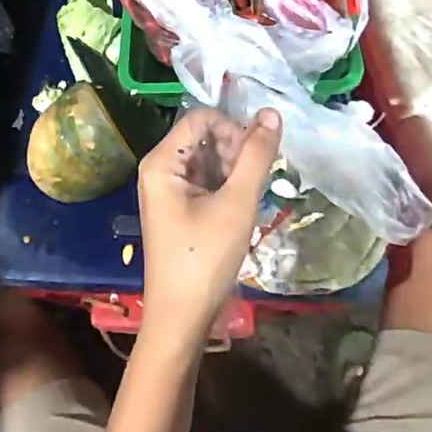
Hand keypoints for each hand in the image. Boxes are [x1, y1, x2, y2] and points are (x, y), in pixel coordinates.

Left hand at [136, 107, 280, 339]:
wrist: (181, 319)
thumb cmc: (205, 258)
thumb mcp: (237, 204)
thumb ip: (256, 156)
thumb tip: (272, 113)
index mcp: (162, 162)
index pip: (200, 118)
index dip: (231, 128)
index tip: (255, 157)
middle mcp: (159, 169)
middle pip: (204, 137)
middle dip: (234, 150)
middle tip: (253, 183)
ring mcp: (168, 190)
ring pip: (208, 160)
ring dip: (234, 170)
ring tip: (249, 199)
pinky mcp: (179, 209)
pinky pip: (206, 181)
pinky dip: (227, 187)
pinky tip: (241, 208)